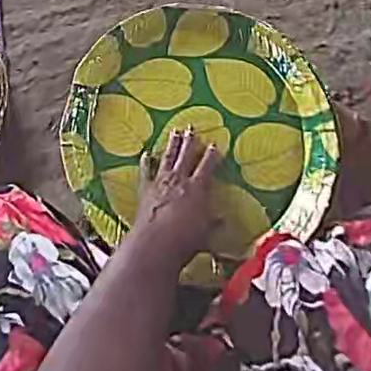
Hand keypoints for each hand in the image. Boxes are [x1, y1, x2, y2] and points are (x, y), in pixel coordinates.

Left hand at [130, 127, 219, 268]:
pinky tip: (146, 153)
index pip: (207, 165)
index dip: (211, 154)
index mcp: (197, 187)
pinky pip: (146, 171)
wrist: (155, 243)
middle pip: (186, 155)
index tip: (214, 143)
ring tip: (174, 131)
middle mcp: (179, 179)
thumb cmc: (185, 240)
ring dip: (172, 144)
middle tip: (191, 127)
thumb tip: (224, 219)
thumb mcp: (206, 233)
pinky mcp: (145, 189)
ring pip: (168, 157)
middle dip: (190, 140)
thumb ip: (214, 223)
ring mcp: (161, 181)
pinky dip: (146, 162)